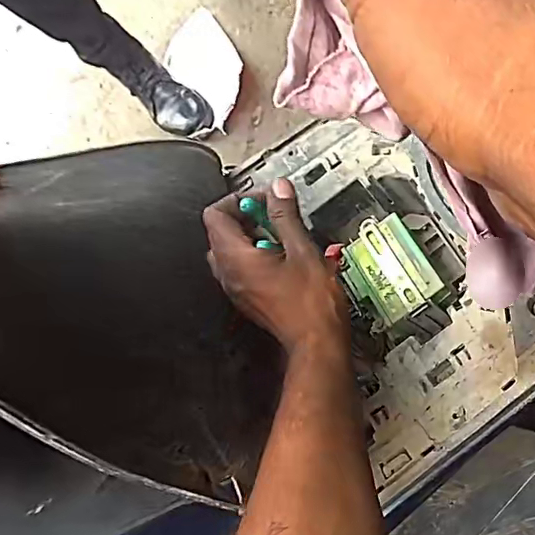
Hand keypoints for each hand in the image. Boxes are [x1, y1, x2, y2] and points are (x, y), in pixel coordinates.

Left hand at [203, 177, 350, 355]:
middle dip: (248, 218)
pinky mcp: (251, 299)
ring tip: (285, 238)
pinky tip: (289, 260)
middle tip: (276, 217)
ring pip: (234, 251)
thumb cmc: (312, 306)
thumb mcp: (302, 250)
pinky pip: (245, 270)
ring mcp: (239, 290)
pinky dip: (260, 257)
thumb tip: (278, 191)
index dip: (240, 199)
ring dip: (256, 238)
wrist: (318, 343)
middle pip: (222, 232)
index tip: (266, 199)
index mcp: (235, 259)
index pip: (216, 214)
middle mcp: (230, 275)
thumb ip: (285, 217)